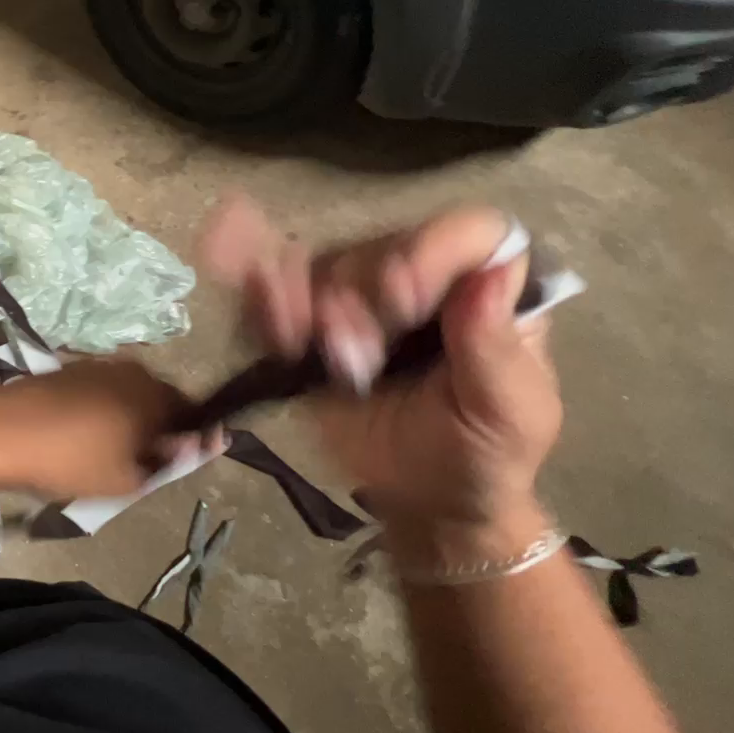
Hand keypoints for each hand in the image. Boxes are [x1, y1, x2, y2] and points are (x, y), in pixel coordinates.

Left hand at [0, 358, 191, 499]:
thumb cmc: (67, 459)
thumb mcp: (124, 479)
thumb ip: (165, 463)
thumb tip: (192, 447)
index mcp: (153, 393)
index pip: (192, 413)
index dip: (187, 440)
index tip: (172, 463)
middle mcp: (130, 370)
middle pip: (158, 401)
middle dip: (156, 428)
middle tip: (138, 463)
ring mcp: (95, 366)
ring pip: (126, 396)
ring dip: (125, 420)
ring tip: (104, 454)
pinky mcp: (65, 370)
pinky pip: (97, 392)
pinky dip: (98, 412)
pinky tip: (76, 437)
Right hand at [199, 195, 562, 530]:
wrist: (421, 498)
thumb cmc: (480, 456)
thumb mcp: (509, 410)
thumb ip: (496, 347)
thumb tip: (490, 274)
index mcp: (483, 295)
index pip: (466, 234)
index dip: (429, 251)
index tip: (400, 300)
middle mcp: (420, 284)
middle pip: (379, 249)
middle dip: (355, 297)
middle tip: (352, 356)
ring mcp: (358, 303)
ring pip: (322, 268)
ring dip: (297, 296)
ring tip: (290, 338)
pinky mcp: (309, 328)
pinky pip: (277, 292)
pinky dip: (254, 283)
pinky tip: (225, 263)